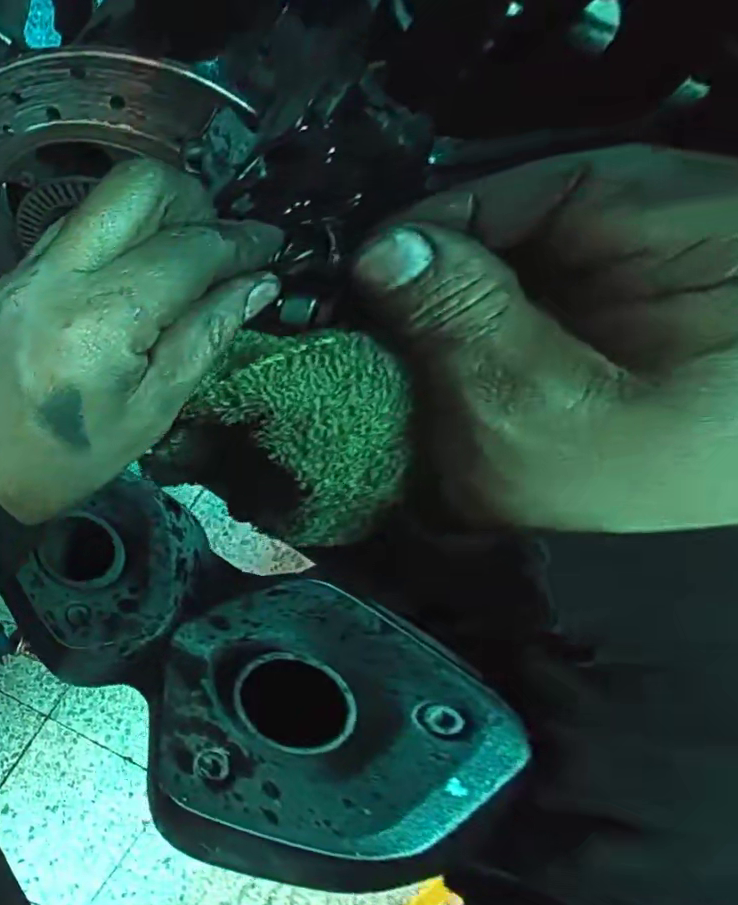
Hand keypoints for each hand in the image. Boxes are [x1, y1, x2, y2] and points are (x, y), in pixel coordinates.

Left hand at [0, 159, 282, 523]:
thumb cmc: (69, 460)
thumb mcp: (152, 411)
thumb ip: (205, 335)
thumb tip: (255, 280)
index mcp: (97, 322)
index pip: (186, 248)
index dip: (239, 243)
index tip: (262, 250)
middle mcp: (48, 285)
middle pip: (132, 186)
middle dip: (186, 201)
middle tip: (203, 246)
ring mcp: (9, 284)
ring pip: (87, 210)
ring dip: (134, 225)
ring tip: (153, 271)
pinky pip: (51, 247)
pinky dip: (88, 255)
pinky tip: (98, 294)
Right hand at [351, 145, 737, 532]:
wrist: (653, 562)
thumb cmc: (616, 494)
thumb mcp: (525, 406)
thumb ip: (457, 318)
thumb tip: (380, 249)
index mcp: (728, 243)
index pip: (573, 183)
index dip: (454, 216)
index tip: (367, 266)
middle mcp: (714, 242)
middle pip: (550, 212)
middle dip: (445, 255)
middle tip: (361, 299)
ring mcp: (677, 277)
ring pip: (537, 249)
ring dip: (452, 286)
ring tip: (384, 323)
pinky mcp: (637, 312)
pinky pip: (541, 285)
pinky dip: (475, 309)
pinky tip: (428, 339)